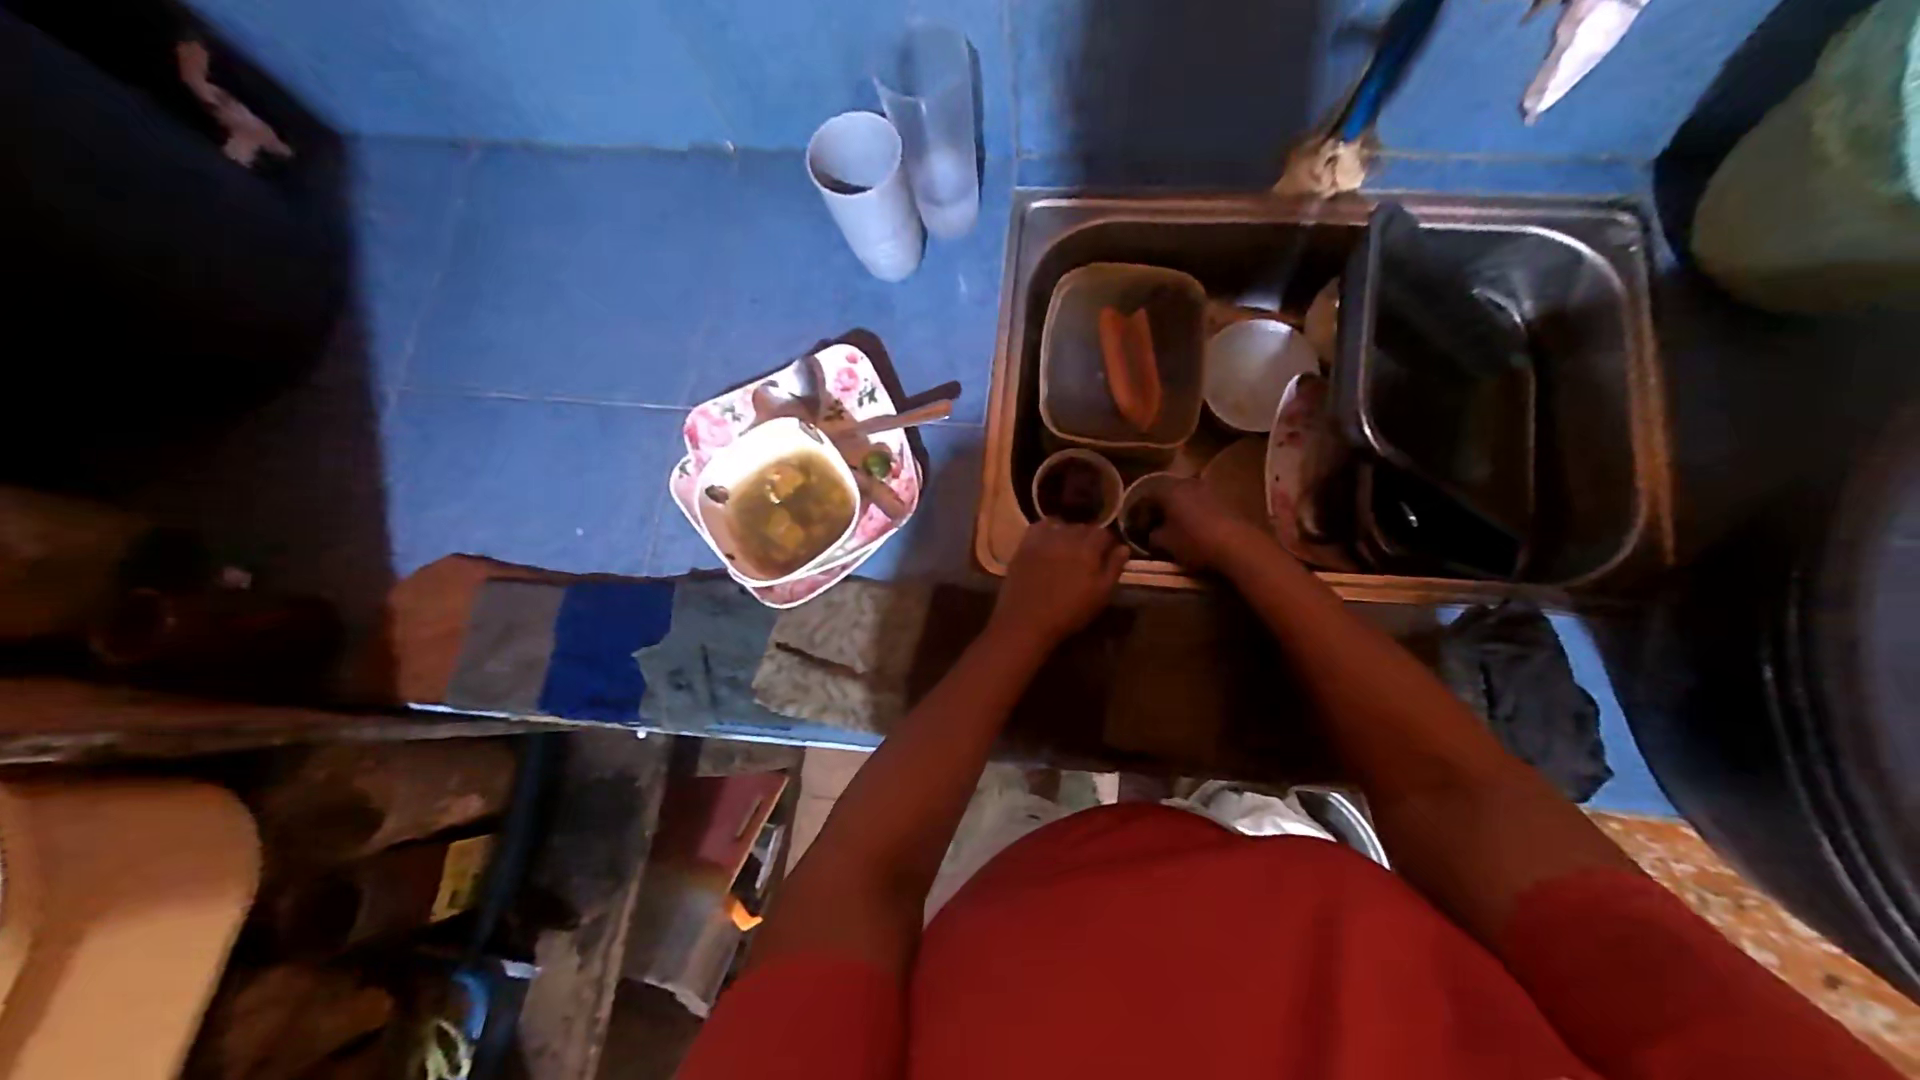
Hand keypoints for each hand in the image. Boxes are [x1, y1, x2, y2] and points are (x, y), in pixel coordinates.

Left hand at [988, 520, 1128, 647]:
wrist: (1027, 621)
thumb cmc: (1069, 612)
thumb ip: (1114, 568)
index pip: (1104, 533)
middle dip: (1089, 538)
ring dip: (1069, 534)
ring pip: (1063, 525)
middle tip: (1087, 555)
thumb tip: (1123, 547)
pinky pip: (1040, 526)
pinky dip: (1049, 530)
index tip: (1107, 554)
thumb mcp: (1100, 595)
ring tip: (1068, 550)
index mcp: (1088, 549)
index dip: (1107, 543)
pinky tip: (1050, 542)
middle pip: (1083, 528)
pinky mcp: (1026, 544)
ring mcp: (1044, 538)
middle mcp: (1067, 537)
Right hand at [1146, 478, 1270, 570]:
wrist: (1239, 545)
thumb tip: (1152, 534)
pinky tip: (1197, 530)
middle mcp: (1188, 482)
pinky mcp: (1228, 500)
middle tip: (1157, 528)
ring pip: (1187, 499)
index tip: (1138, 530)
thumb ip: (1152, 536)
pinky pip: (1204, 505)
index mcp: (1169, 489)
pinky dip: (1197, 515)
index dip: (1139, 514)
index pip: (1146, 497)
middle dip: (1161, 511)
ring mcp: (1211, 489)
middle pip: (1168, 495)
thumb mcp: (1164, 543)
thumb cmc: (1194, 541)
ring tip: (1178, 530)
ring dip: (1180, 512)